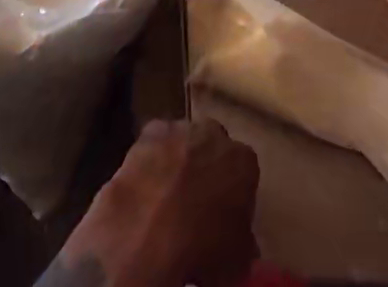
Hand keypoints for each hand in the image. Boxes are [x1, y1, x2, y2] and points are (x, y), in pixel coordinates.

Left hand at [44, 120, 260, 286]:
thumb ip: (240, 239)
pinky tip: (144, 183)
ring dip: (178, 156)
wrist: (142, 237)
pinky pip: (154, 141)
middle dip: (207, 163)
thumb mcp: (235, 260)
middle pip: (213, 143)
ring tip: (166, 190)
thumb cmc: (199, 254)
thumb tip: (236, 238)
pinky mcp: (144, 131)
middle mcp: (212, 133)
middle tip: (196, 196)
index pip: (245, 168)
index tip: (224, 210)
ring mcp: (176, 127)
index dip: (233, 191)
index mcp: (244, 161)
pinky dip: (152, 156)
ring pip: (183, 138)